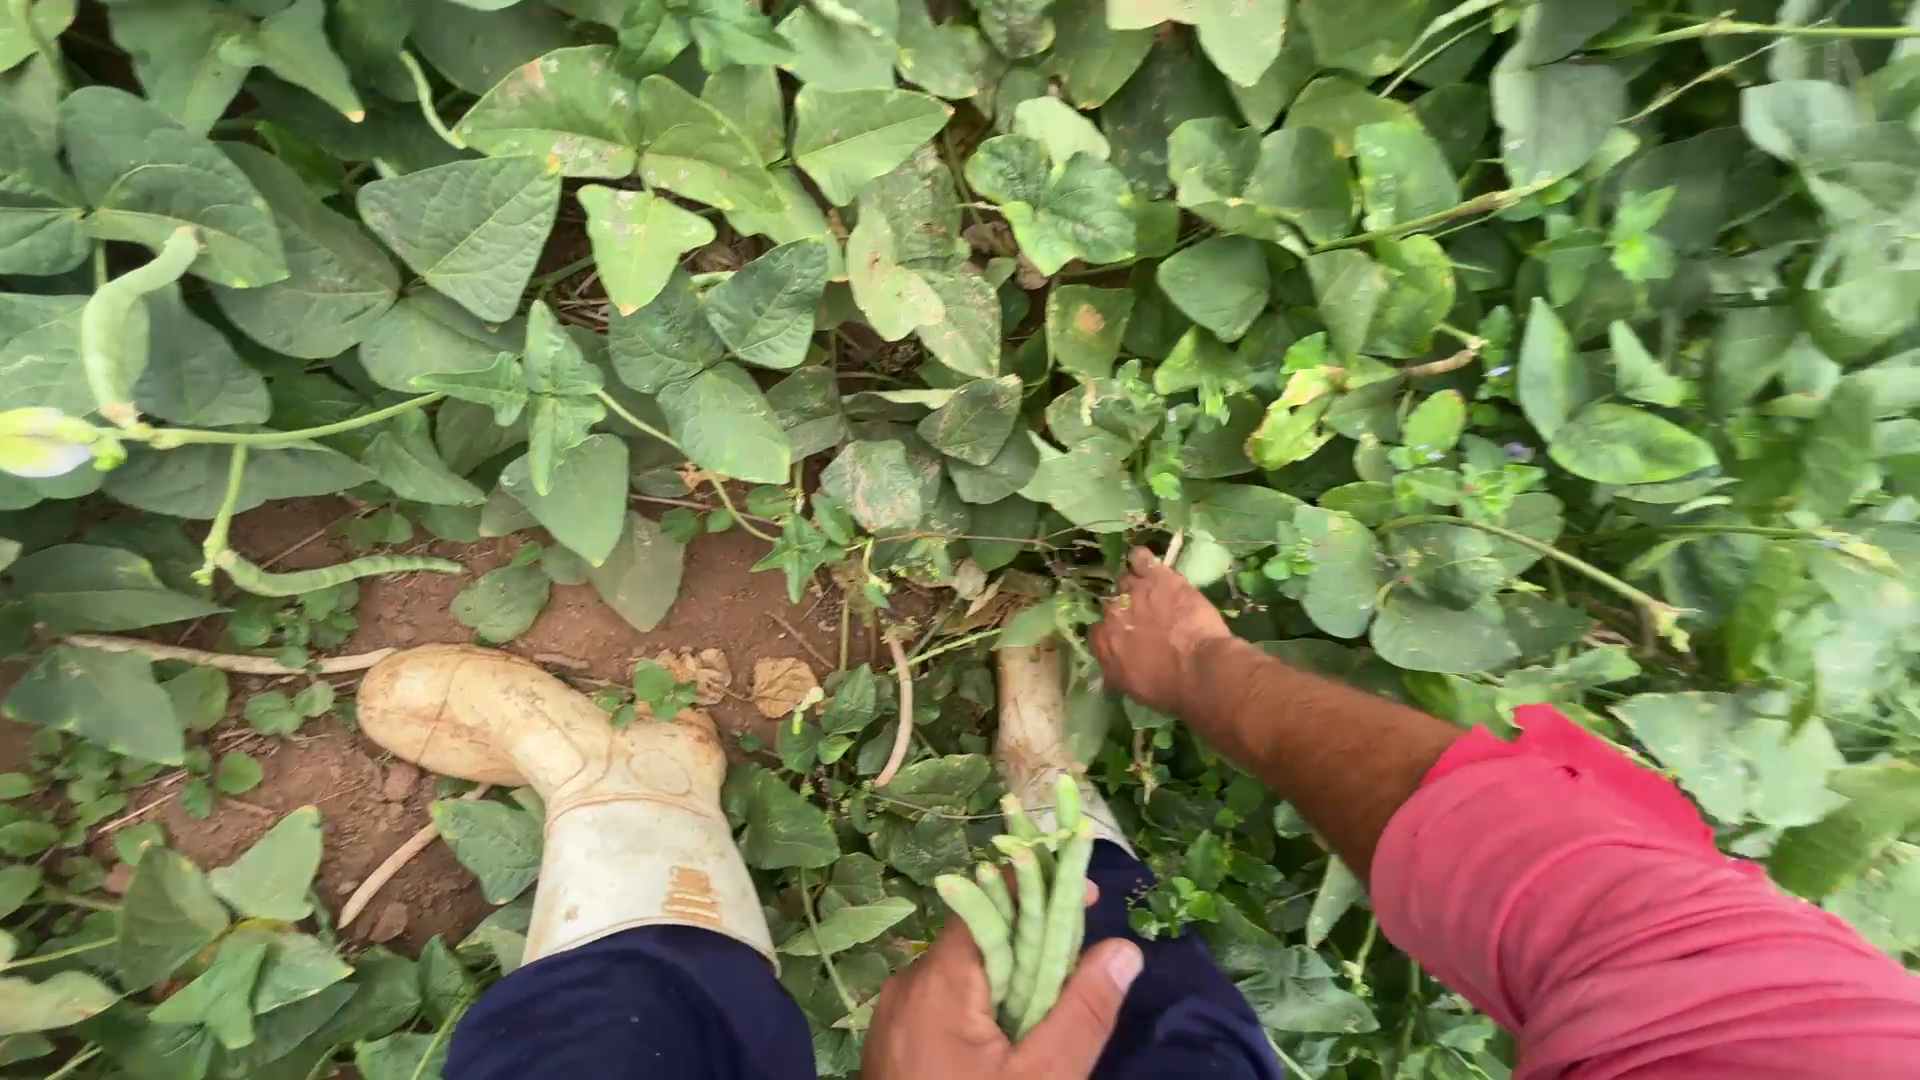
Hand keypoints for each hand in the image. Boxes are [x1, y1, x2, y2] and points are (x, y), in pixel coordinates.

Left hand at [862, 912, 1142, 1079]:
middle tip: (1080, 955)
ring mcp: (896, 1013)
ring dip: (1009, 974)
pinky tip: (1010, 1032)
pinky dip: (980, 1002)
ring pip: (962, 970)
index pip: (988, 902)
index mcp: (939, 979)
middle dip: (1032, 937)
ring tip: (1053, 998)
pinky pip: (943, 1001)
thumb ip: (1082, 1012)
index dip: (1037, 888)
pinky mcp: (895, 1041)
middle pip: (978, 936)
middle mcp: (910, 982)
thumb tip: (1125, 949)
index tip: (1085, 894)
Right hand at [1089, 547, 1232, 716]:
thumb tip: (1109, 669)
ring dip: (1136, 586)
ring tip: (1151, 593)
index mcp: (1103, 641)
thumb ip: (1114, 670)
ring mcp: (1134, 591)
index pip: (1099, 631)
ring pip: (1126, 580)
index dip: (1114, 633)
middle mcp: (1112, 612)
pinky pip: (1141, 558)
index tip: (1128, 637)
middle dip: (1126, 610)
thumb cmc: (1168, 688)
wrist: (1200, 670)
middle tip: (1145, 619)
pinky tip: (1147, 563)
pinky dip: (1141, 559)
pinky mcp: (1158, 577)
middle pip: (1112, 603)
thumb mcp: (1131, 688)